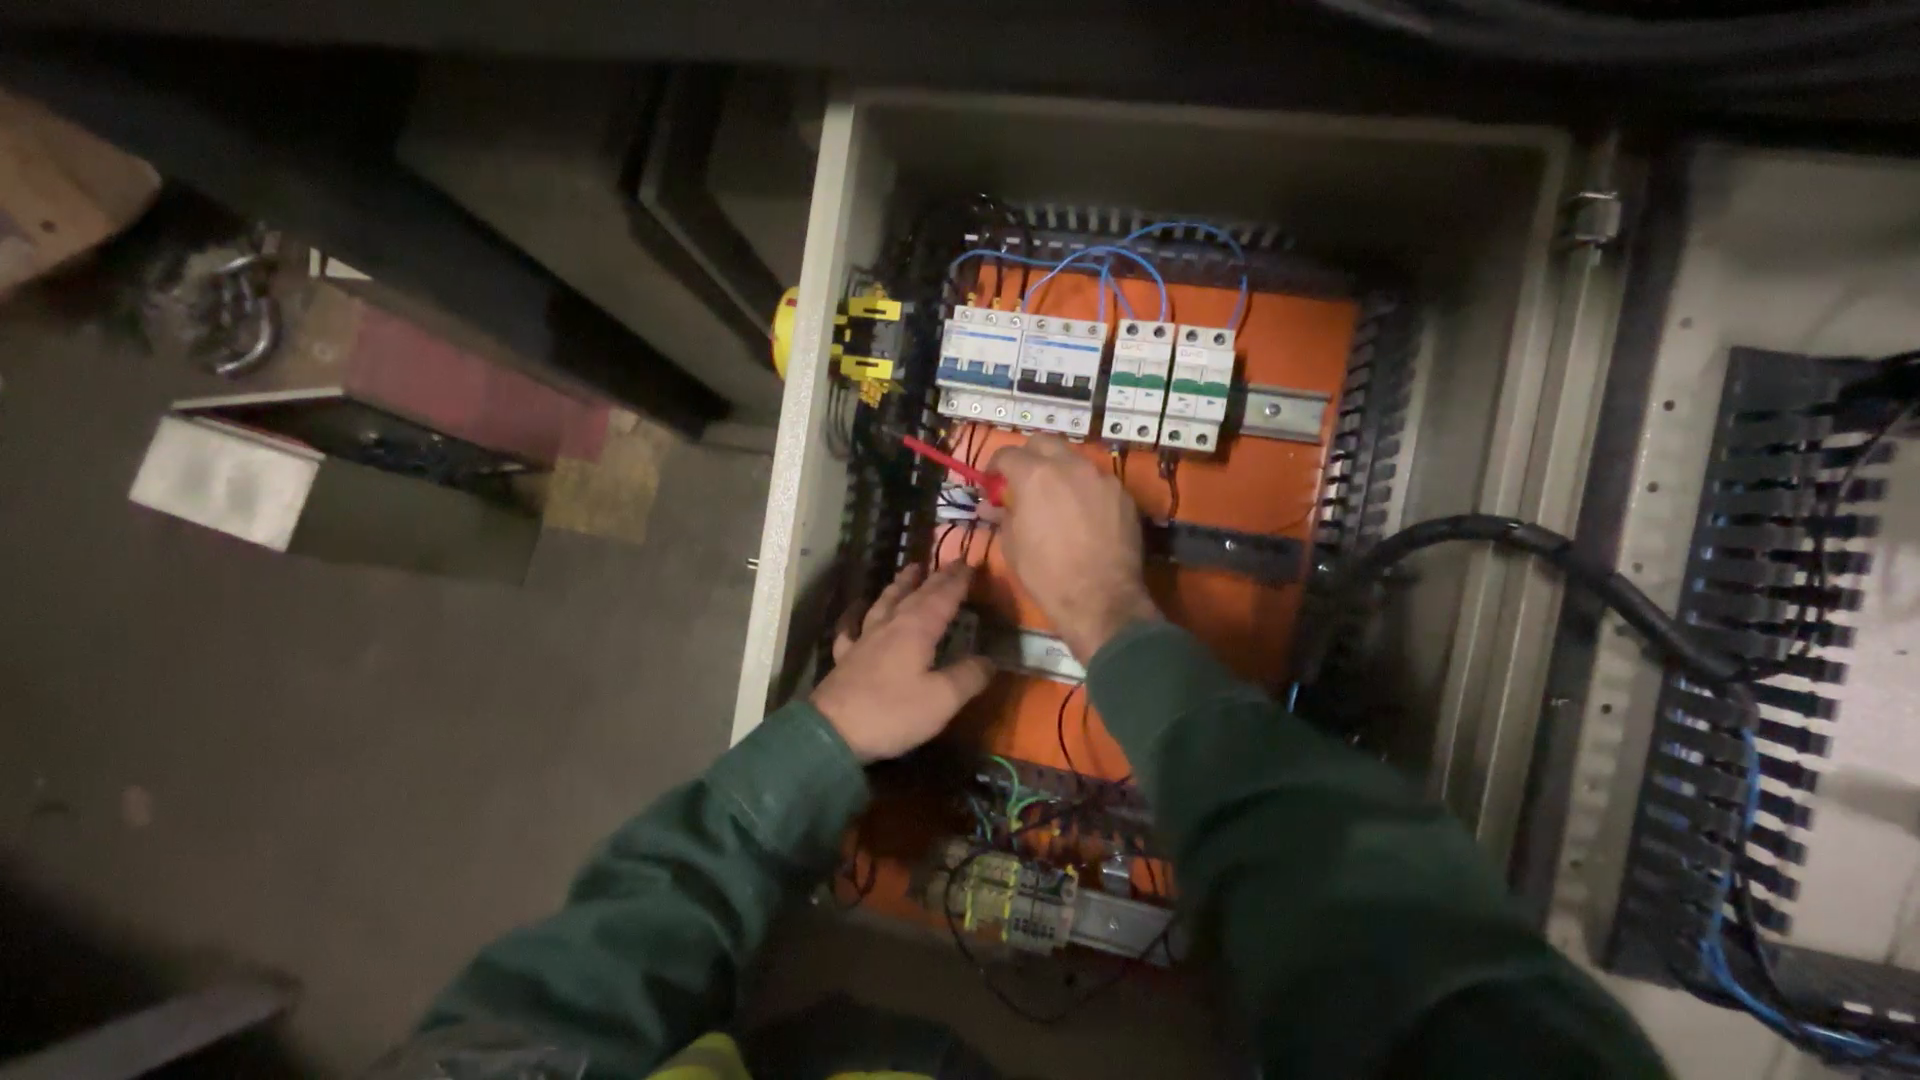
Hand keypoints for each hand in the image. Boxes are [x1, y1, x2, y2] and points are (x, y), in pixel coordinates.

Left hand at [811, 563, 995, 762]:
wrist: (833, 732)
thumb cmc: (893, 713)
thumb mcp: (943, 699)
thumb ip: (969, 677)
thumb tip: (990, 660)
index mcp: (917, 629)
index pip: (943, 597)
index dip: (957, 580)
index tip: (970, 562)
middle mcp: (890, 625)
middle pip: (916, 595)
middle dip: (935, 578)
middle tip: (949, 563)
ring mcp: (864, 639)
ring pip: (884, 603)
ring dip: (900, 585)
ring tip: (909, 570)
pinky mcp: (846, 657)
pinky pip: (851, 628)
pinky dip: (856, 615)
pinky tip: (857, 611)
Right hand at [981, 435, 1159, 660]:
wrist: (1100, 598)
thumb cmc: (1046, 573)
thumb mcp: (1012, 544)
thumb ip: (1003, 515)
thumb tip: (992, 505)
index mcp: (1035, 475)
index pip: (1007, 454)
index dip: (994, 468)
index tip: (991, 484)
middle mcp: (1070, 465)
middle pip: (1044, 442)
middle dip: (1028, 456)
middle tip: (1022, 480)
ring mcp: (1101, 477)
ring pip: (1074, 459)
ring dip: (1059, 470)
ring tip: (1055, 497)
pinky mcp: (1123, 495)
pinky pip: (1097, 481)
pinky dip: (1085, 489)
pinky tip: (1083, 514)